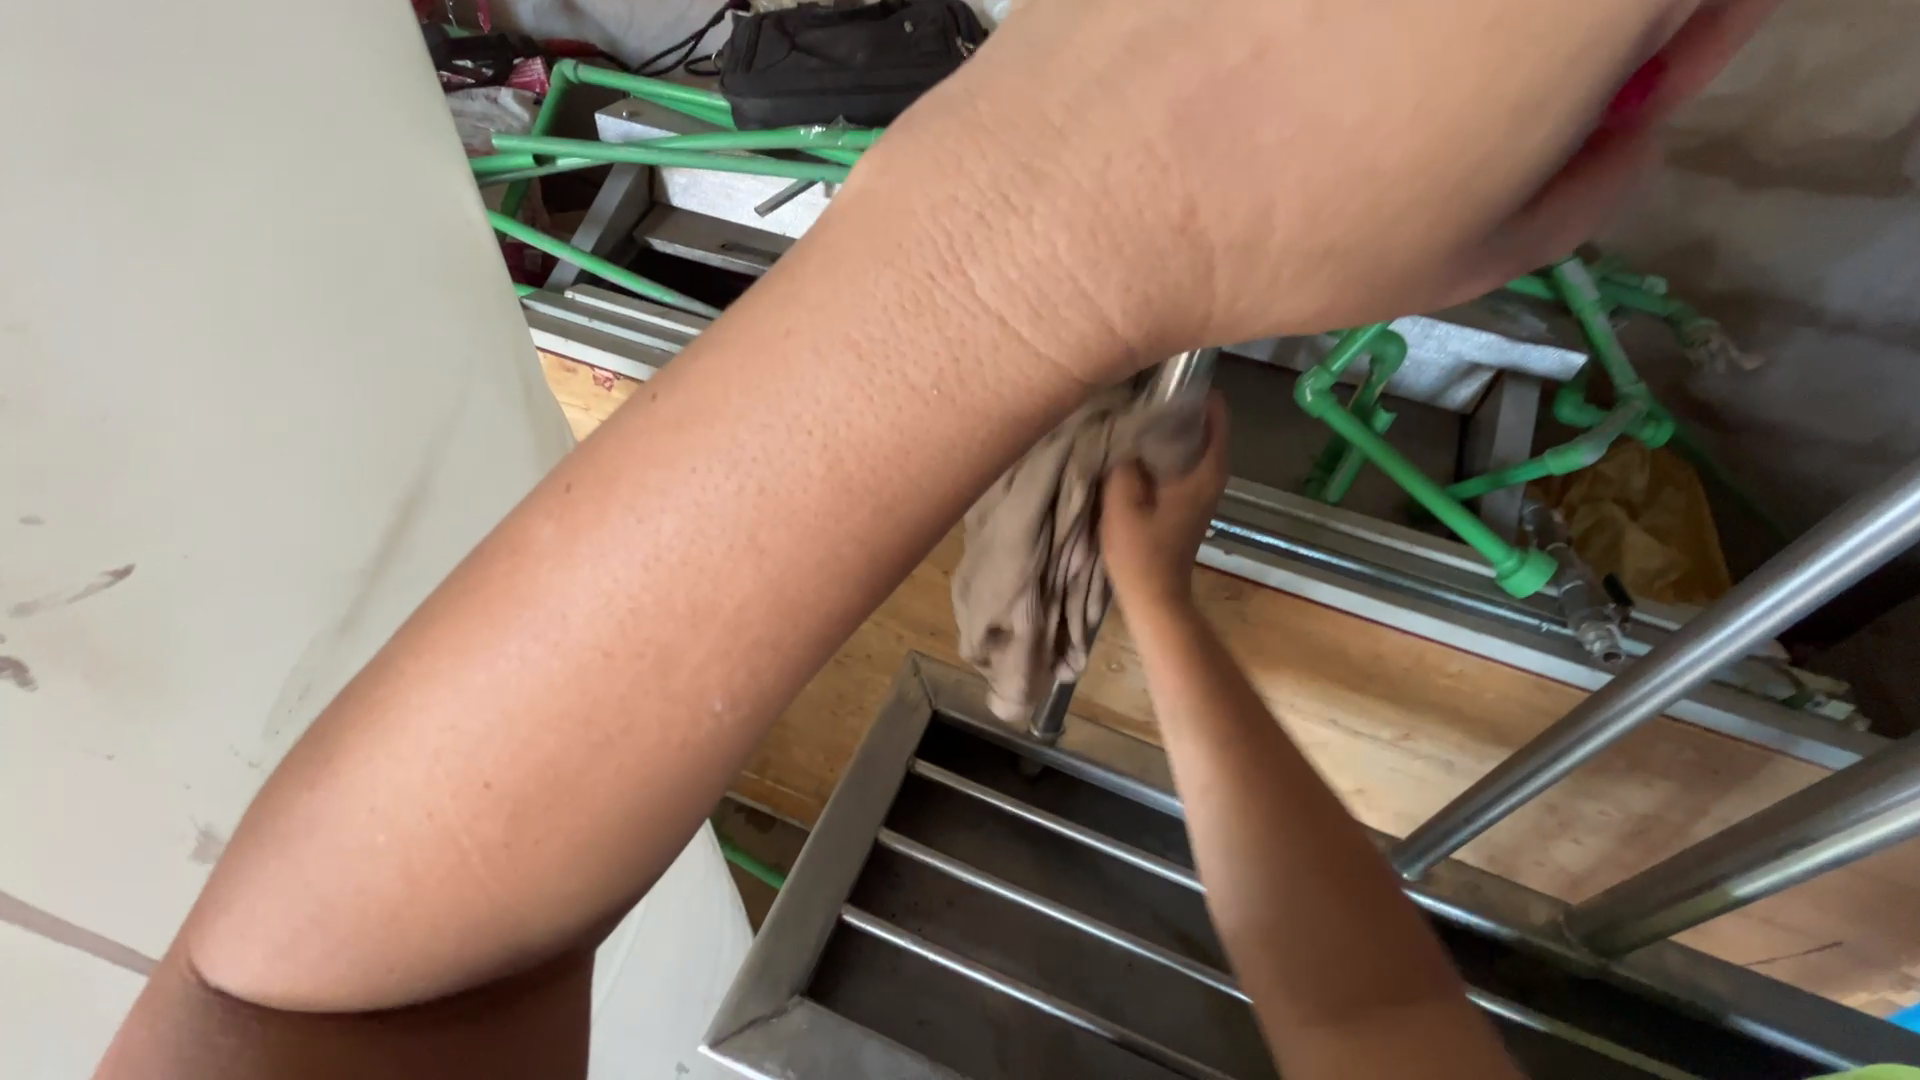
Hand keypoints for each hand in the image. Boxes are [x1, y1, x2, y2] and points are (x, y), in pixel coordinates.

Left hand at [846, 0, 1776, 384]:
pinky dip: (1328, 8)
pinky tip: (1286, 38)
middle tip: (1477, 89)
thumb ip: (1607, 161)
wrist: (1083, 191)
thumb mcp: (1483, 248)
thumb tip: (1626, 105)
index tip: (1612, 89)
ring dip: (1440, 10)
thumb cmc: (1283, 235)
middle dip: (1564, 16)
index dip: (1675, 31)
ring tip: (1353, 70)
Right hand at [1102, 395, 1231, 612]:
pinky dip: (1167, 449)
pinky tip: (1138, 449)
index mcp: (1205, 471)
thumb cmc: (1141, 551)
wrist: (1155, 596)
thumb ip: (1124, 461)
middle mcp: (1212, 477)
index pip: (1217, 413)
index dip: (1196, 391)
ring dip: (1171, 429)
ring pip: (1194, 445)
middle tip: (1145, 390)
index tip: (1167, 377)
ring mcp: (1203, 492)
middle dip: (1180, 406)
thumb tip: (1127, 433)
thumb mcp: (1122, 502)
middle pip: (1205, 426)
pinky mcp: (1190, 503)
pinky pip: (1184, 462)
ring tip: (1138, 413)